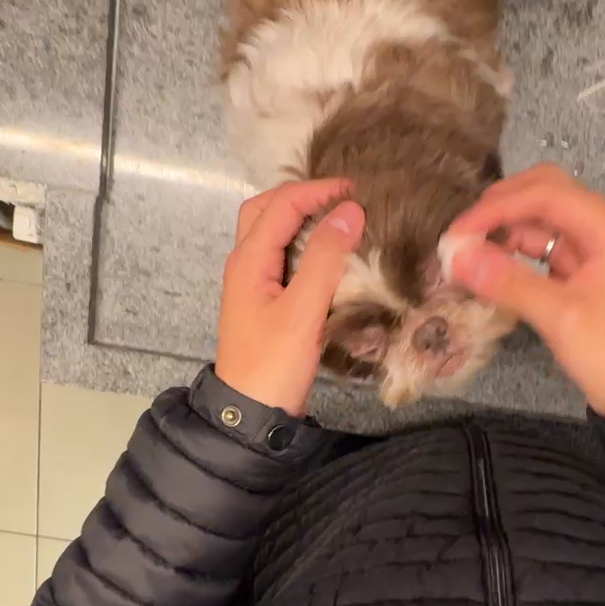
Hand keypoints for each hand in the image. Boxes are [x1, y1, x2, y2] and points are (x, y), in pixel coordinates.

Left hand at [214, 179, 363, 415]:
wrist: (251, 414)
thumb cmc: (274, 364)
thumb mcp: (302, 311)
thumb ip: (325, 260)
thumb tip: (350, 211)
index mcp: (248, 260)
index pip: (281, 204)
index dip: (318, 191)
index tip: (358, 192)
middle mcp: (246, 265)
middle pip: (268, 211)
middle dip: (303, 197)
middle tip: (343, 199)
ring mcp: (254, 286)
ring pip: (274, 236)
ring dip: (303, 221)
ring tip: (341, 222)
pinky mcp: (267, 305)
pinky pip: (283, 261)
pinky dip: (306, 249)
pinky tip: (332, 260)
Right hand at [443, 164, 604, 416]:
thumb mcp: (560, 318)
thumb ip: (508, 283)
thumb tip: (457, 257)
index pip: (545, 195)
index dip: (495, 208)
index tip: (456, 233)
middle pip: (545, 194)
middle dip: (499, 210)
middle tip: (460, 236)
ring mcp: (596, 246)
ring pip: (541, 220)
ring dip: (504, 232)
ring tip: (467, 254)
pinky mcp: (585, 269)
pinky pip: (544, 247)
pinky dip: (515, 253)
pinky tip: (489, 266)